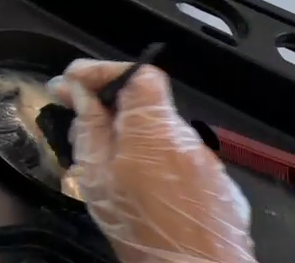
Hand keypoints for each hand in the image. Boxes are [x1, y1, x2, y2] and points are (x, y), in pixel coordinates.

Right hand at [50, 61, 255, 262]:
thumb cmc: (138, 224)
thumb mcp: (95, 173)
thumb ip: (88, 126)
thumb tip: (78, 92)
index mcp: (155, 130)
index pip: (140, 75)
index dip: (104, 70)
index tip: (73, 83)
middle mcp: (188, 140)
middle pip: (146, 105)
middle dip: (109, 105)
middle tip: (75, 116)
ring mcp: (210, 166)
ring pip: (161, 133)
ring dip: (131, 133)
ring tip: (104, 155)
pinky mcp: (222, 190)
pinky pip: (179, 159)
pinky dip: (154, 157)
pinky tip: (139, 182)